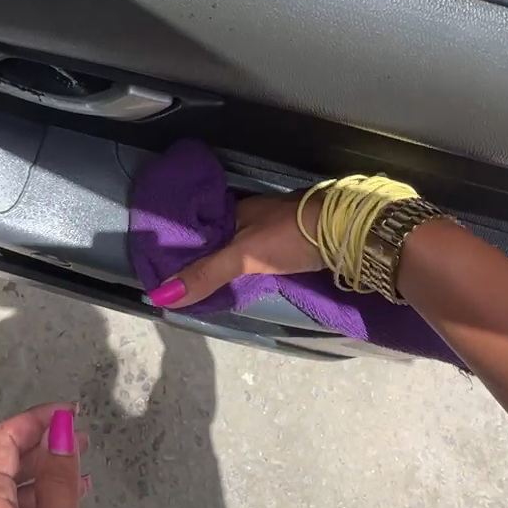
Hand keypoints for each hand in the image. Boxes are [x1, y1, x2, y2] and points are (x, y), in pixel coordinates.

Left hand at [0, 403, 89, 507]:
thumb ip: (61, 481)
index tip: (68, 412)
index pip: (4, 439)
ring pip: (3, 496)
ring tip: (79, 477)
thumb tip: (62, 433)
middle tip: (79, 440)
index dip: (36, 419)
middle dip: (41, 447)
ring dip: (39, 479)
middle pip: (1, 465)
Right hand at [153, 194, 324, 308]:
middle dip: (197, 258)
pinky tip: (235, 278)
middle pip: (215, 239)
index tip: (160, 269)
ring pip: (234, 247)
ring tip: (198, 284)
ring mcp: (269, 229)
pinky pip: (252, 255)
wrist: (347, 231)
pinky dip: (240, 267)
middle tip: (177, 282)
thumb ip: (206, 274)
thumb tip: (161, 295)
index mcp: (232, 211)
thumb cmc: (289, 236)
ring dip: (219, 263)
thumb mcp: (243, 256)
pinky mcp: (288, 243)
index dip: (178, 248)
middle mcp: (248, 216)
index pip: (196, 229)